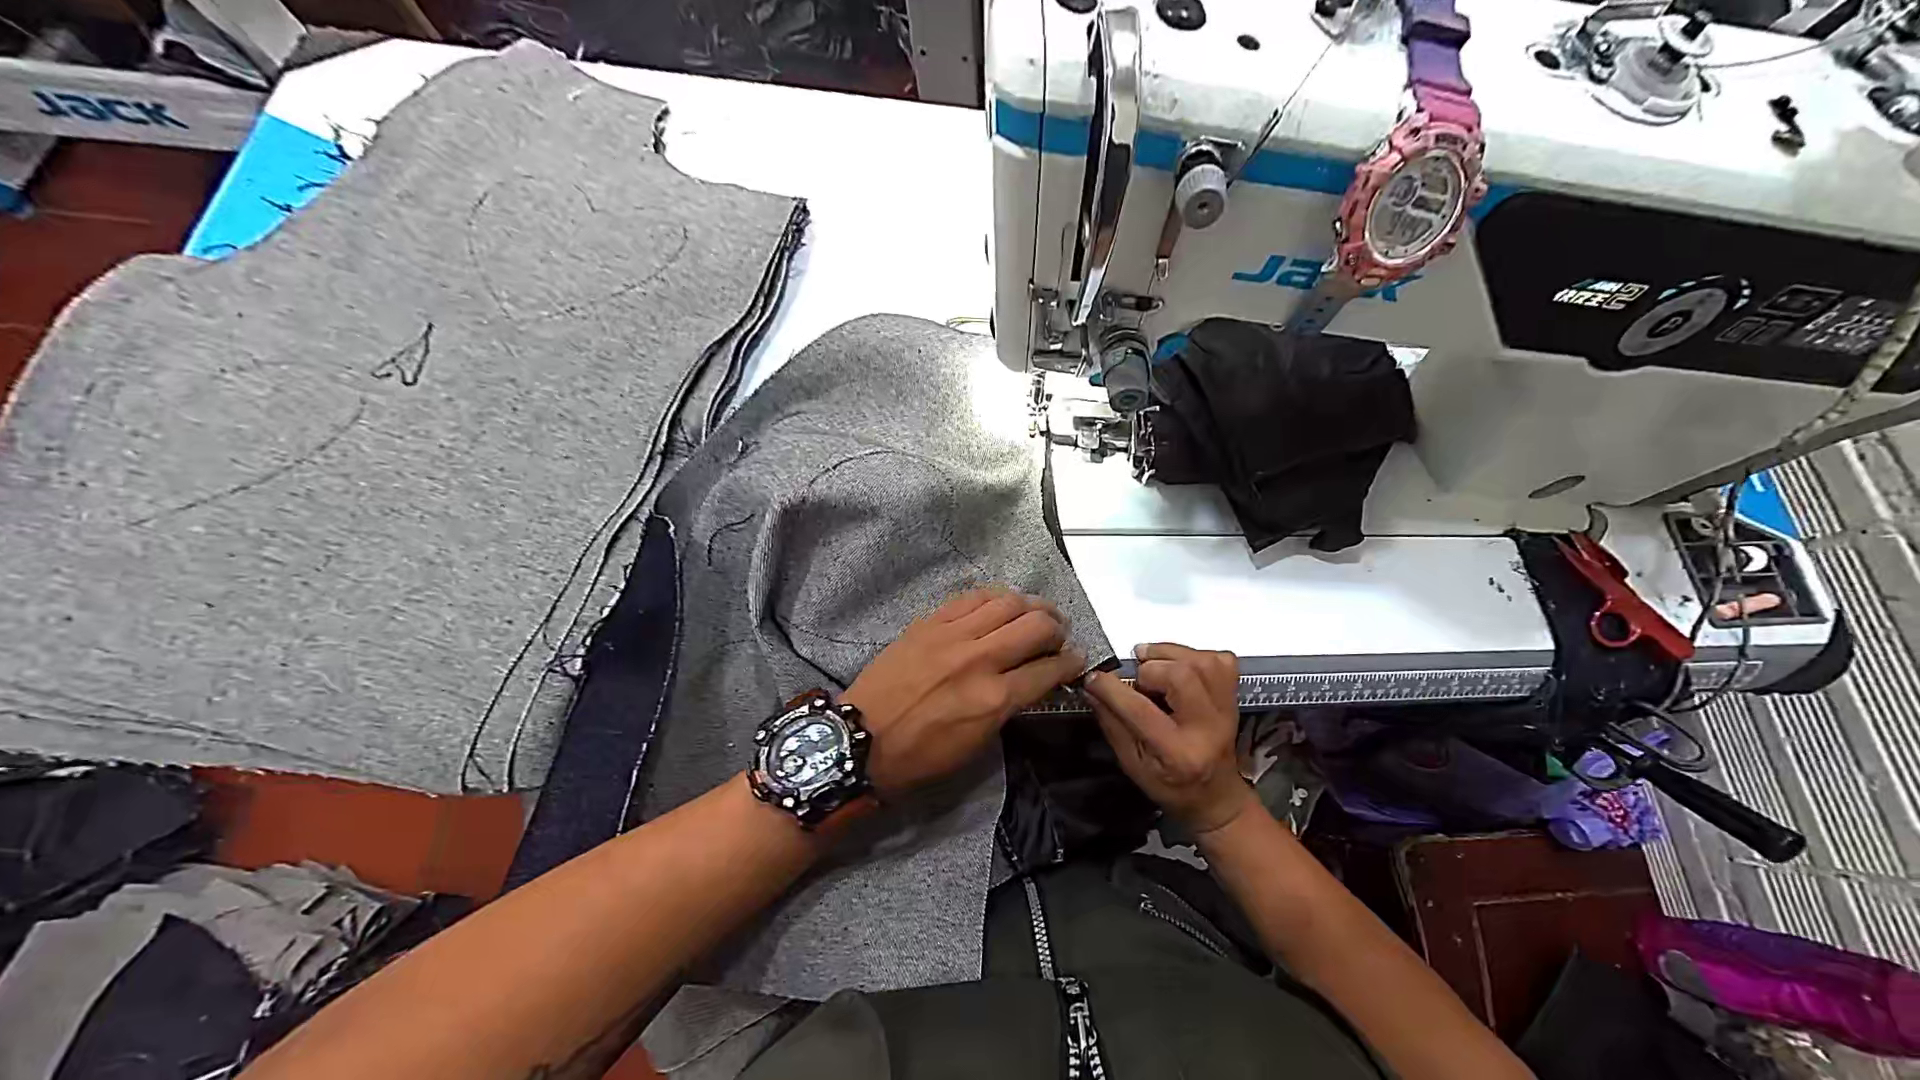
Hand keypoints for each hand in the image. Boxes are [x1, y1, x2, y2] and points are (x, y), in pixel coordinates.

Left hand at [844, 588, 1085, 795]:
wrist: (863, 739)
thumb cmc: (921, 755)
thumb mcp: (977, 742)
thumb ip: (1009, 706)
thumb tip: (1031, 681)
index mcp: (995, 698)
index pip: (1048, 669)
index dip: (1071, 663)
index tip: (1076, 660)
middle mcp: (980, 659)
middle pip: (1036, 626)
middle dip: (1057, 629)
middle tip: (1059, 635)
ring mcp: (953, 635)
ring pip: (1008, 602)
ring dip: (1032, 605)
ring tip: (1038, 612)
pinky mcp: (930, 622)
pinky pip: (972, 597)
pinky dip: (995, 597)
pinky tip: (1002, 603)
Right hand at [1084, 644, 1255, 833]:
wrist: (1216, 797)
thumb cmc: (1172, 786)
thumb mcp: (1132, 764)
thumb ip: (1111, 723)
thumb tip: (1092, 688)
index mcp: (1177, 753)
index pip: (1140, 710)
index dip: (1111, 688)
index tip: (1094, 678)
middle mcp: (1207, 728)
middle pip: (1182, 676)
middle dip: (1149, 668)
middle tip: (1136, 678)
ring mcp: (1226, 710)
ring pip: (1203, 662)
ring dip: (1170, 655)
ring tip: (1151, 663)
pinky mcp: (1233, 697)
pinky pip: (1221, 661)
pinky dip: (1195, 655)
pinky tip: (1178, 665)